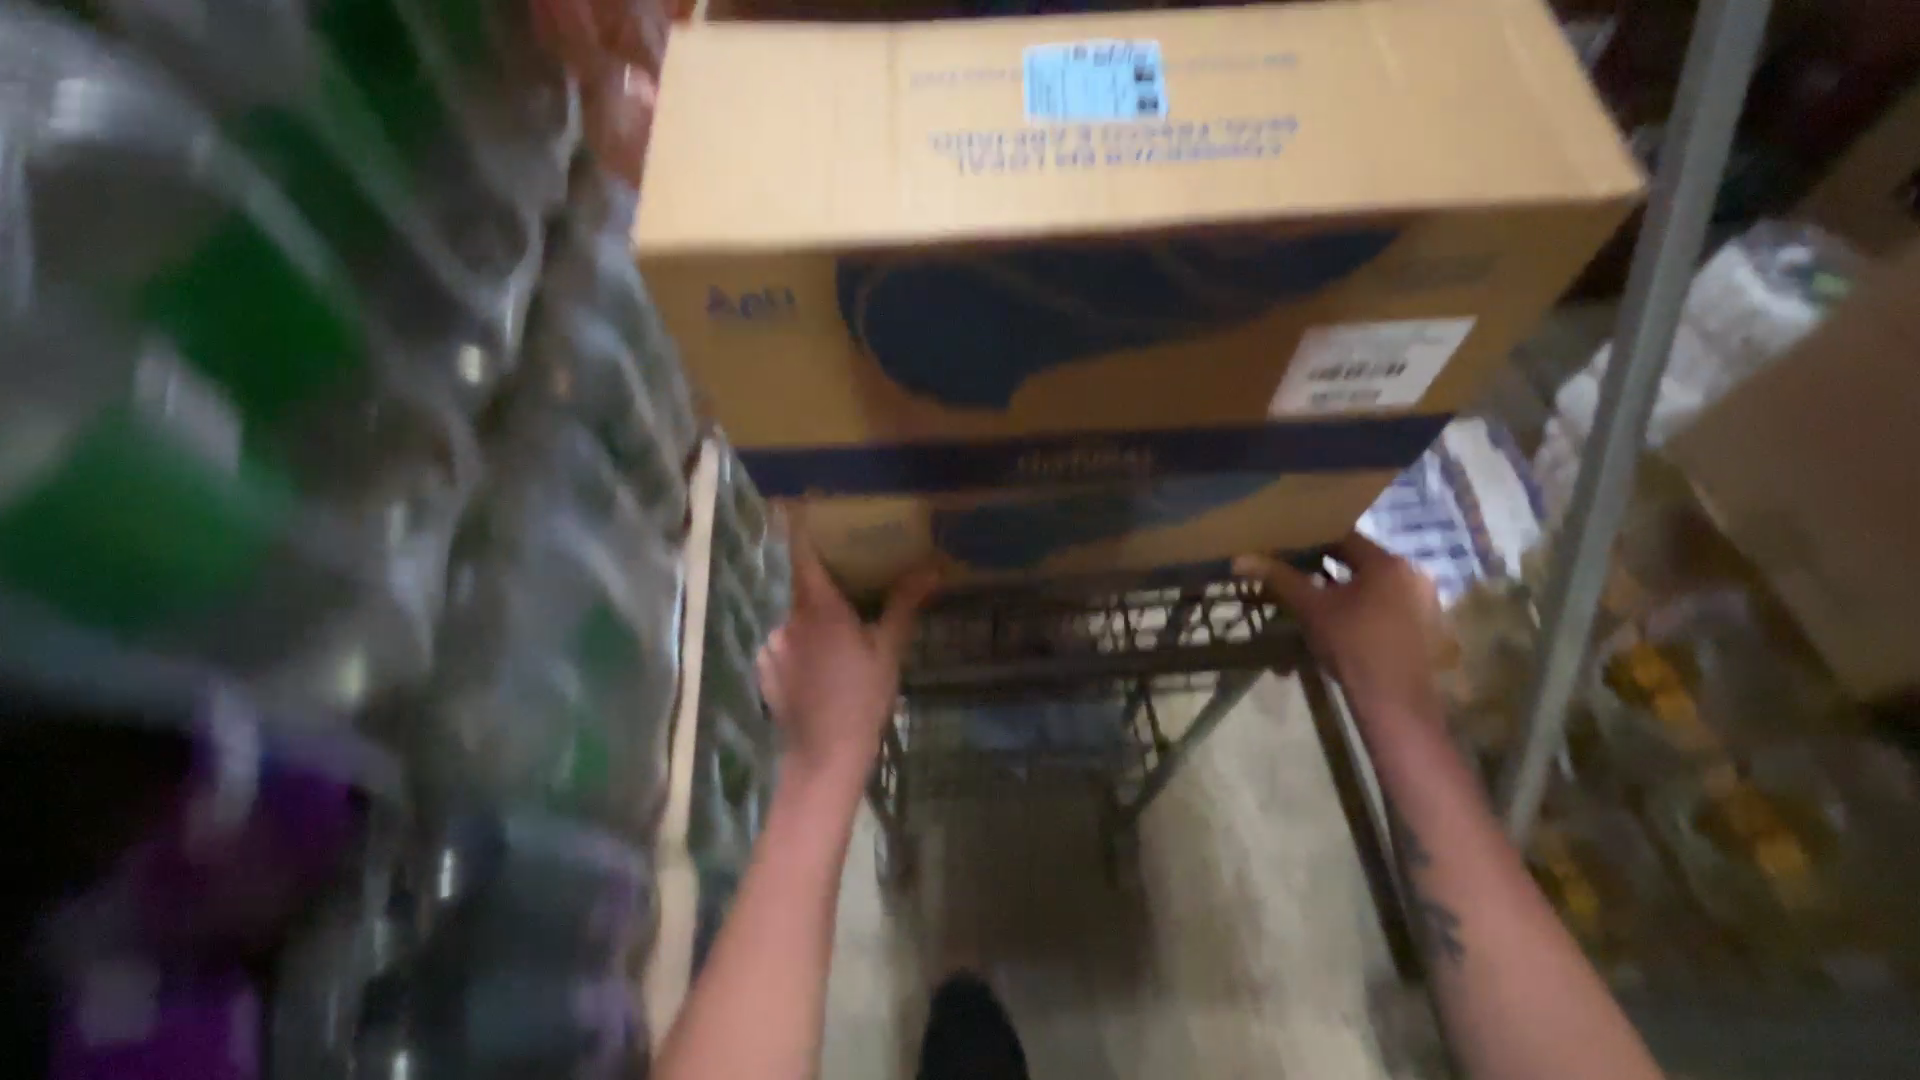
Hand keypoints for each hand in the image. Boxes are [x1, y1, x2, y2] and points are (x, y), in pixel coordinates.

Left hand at [756, 514, 939, 787]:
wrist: (826, 754)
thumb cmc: (863, 698)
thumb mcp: (889, 650)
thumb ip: (904, 604)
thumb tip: (932, 569)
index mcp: (820, 607)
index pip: (803, 553)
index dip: (801, 528)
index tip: (801, 506)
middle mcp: (789, 619)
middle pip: (804, 590)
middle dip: (825, 593)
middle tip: (851, 607)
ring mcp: (772, 645)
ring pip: (795, 622)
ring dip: (812, 627)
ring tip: (837, 654)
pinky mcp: (764, 669)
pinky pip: (782, 647)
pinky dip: (797, 650)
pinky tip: (817, 674)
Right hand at [1235, 533, 1443, 723]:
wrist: (1394, 701)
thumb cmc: (1352, 645)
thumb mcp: (1311, 609)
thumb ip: (1279, 578)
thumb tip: (1241, 558)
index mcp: (1388, 563)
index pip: (1344, 537)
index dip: (1312, 541)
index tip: (1287, 549)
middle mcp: (1413, 574)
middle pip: (1360, 562)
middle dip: (1327, 568)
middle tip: (1297, 576)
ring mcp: (1424, 601)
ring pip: (1374, 585)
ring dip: (1346, 589)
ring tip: (1317, 602)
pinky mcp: (1427, 625)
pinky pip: (1389, 604)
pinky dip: (1365, 607)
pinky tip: (1344, 625)